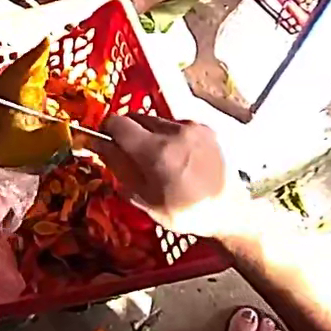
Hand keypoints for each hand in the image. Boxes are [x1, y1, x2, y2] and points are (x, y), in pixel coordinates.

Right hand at [88, 114, 250, 238]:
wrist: (231, 213)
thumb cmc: (184, 213)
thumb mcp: (144, 199)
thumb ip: (120, 167)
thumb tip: (100, 146)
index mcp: (155, 151)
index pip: (117, 123)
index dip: (105, 130)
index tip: (104, 140)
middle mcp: (174, 131)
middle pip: (136, 117)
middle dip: (127, 132)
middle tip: (128, 154)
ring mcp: (193, 127)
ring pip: (157, 120)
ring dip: (149, 133)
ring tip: (157, 159)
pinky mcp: (207, 129)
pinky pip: (178, 125)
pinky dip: (170, 136)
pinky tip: (177, 157)